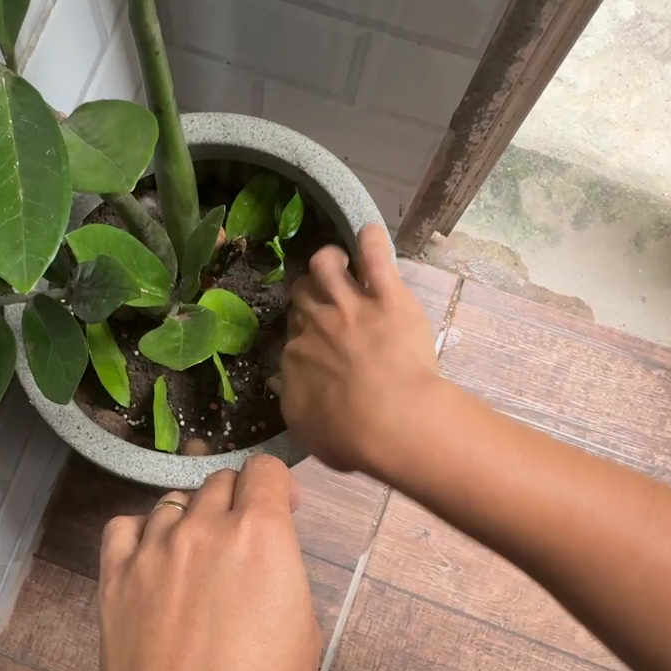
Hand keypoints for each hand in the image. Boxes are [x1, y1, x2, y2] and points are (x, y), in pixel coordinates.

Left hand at [94, 456, 320, 670]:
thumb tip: (263, 555)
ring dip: (192, 518)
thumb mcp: (303, 631)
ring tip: (196, 560)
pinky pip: (125, 526)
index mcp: (262, 535)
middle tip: (242, 543)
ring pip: (174, 501)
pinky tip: (154, 561)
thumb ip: (282, 571)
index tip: (281, 510)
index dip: (277, 486)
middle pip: (220, 480)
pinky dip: (143, 533)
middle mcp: (205, 527)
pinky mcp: (115, 576)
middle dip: (238, 501)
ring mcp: (154, 549)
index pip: (266, 470)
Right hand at [280, 224, 443, 474]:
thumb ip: (293, 402)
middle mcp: (315, 324)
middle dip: (309, 295)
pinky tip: (370, 235)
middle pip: (302, 295)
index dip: (302, 337)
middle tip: (325, 303)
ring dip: (330, 261)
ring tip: (340, 262)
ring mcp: (350, 305)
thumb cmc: (349, 436)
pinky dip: (371, 241)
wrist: (388, 420)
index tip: (313, 346)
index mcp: (294, 357)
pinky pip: (374, 255)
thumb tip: (282, 384)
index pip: (291, 335)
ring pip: (326, 265)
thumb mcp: (306, 429)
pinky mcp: (386, 295)